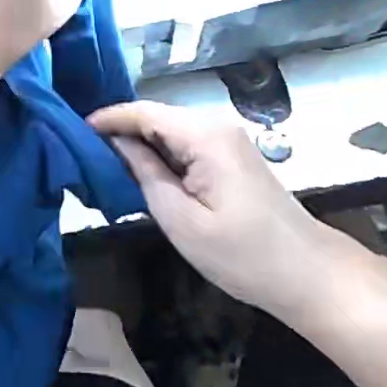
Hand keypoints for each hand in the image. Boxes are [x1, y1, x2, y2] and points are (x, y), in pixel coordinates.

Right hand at [91, 101, 377, 316]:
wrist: (309, 274)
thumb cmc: (243, 255)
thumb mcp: (181, 220)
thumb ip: (145, 173)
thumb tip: (118, 143)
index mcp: (204, 136)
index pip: (145, 112)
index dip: (109, 118)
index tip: (77, 129)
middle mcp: (216, 125)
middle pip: (157, 115)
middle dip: (121, 128)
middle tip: (85, 147)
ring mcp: (228, 137)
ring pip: (171, 127)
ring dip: (140, 140)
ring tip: (105, 157)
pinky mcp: (232, 153)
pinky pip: (186, 141)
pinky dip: (161, 150)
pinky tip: (142, 166)